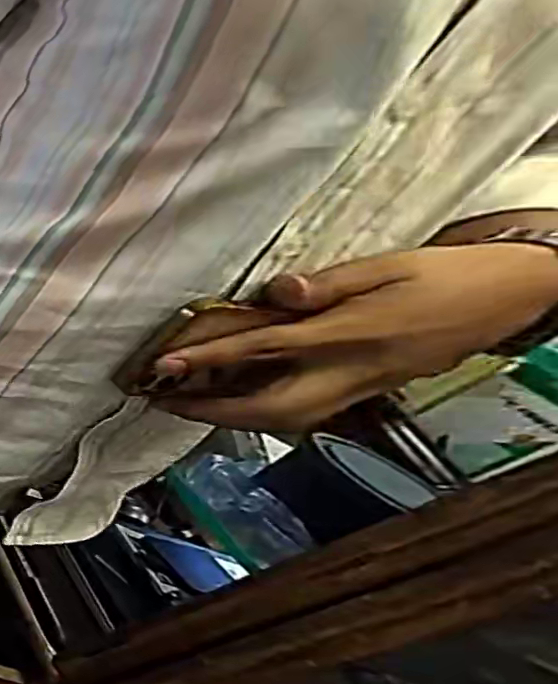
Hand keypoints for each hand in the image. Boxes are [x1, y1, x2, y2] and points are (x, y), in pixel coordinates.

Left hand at [153, 245, 557, 431]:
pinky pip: (304, 411)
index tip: (164, 364)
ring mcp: (363, 386)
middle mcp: (353, 370)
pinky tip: (228, 402)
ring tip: (184, 406)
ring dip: (230, 418)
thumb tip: (276, 291)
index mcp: (350, 335)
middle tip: (162, 401)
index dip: (209, 358)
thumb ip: (326, 283)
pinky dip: (258, 413)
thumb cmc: (449, 273)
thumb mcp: (387, 266)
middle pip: (271, 408)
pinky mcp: (369, 389)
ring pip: (286, 418)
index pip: (263, 350)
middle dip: (212, 412)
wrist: (526, 292)